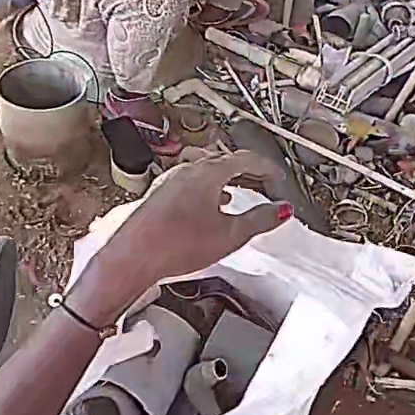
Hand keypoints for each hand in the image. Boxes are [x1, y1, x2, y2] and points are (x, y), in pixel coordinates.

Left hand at [66, 150, 290, 323]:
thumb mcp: (230, 235)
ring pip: (206, 172)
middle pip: (224, 161)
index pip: (246, 159)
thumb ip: (260, 220)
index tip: (277, 176)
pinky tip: (207, 207)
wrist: (132, 256)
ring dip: (226, 179)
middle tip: (263, 181)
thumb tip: (282, 211)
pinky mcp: (159, 196)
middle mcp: (187, 171)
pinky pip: (190, 184)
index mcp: (209, 173)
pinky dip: (207, 190)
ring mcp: (170, 182)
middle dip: (247, 171)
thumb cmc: (175, 244)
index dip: (267, 167)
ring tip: (239, 192)